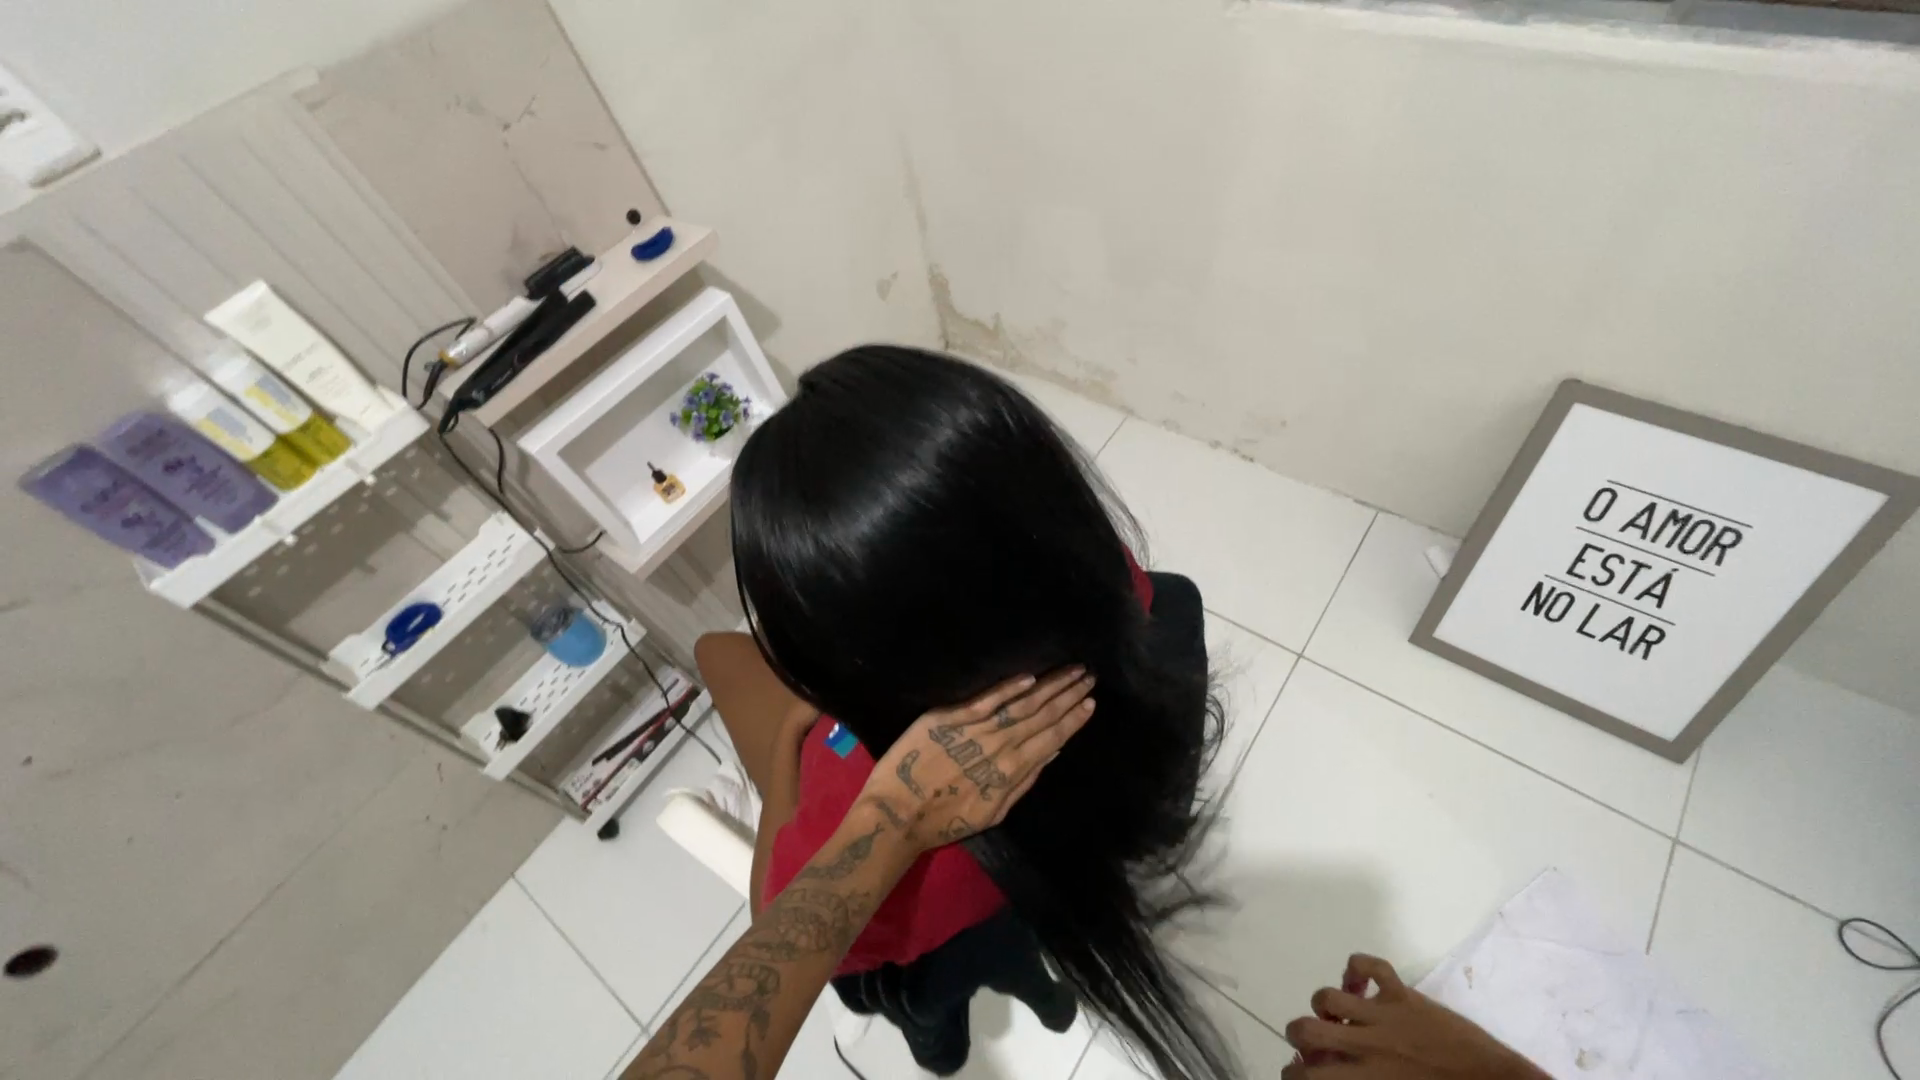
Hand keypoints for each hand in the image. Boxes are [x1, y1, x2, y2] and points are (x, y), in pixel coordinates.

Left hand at [857, 666, 1095, 853]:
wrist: (898, 814)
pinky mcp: (949, 718)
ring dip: (1049, 687)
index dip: (1073, 719)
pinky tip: (1030, 677)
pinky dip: (1009, 689)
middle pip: (1042, 717)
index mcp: (1011, 772)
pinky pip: (986, 700)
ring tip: (1071, 671)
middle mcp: (999, 748)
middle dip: (1068, 695)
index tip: (1092, 701)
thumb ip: (1025, 781)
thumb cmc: (945, 819)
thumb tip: (1053, 752)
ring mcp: (975, 731)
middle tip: (1089, 676)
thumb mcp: (993, 811)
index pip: (1051, 738)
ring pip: (1021, 705)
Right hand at [1281, 955, 1549, 1079]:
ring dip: (1325, 1006)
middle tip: (1309, 1041)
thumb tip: (1330, 1073)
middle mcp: (1367, 1045)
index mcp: (1366, 1079)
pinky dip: (1357, 968)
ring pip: (1328, 996)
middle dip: (1298, 1035)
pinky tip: (1359, 982)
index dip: (1292, 1074)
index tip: (1297, 1073)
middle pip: (1306, 1028)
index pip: (1309, 1074)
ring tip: (1337, 1012)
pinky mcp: (1403, 995)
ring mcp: (1384, 1015)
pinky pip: (1370, 965)